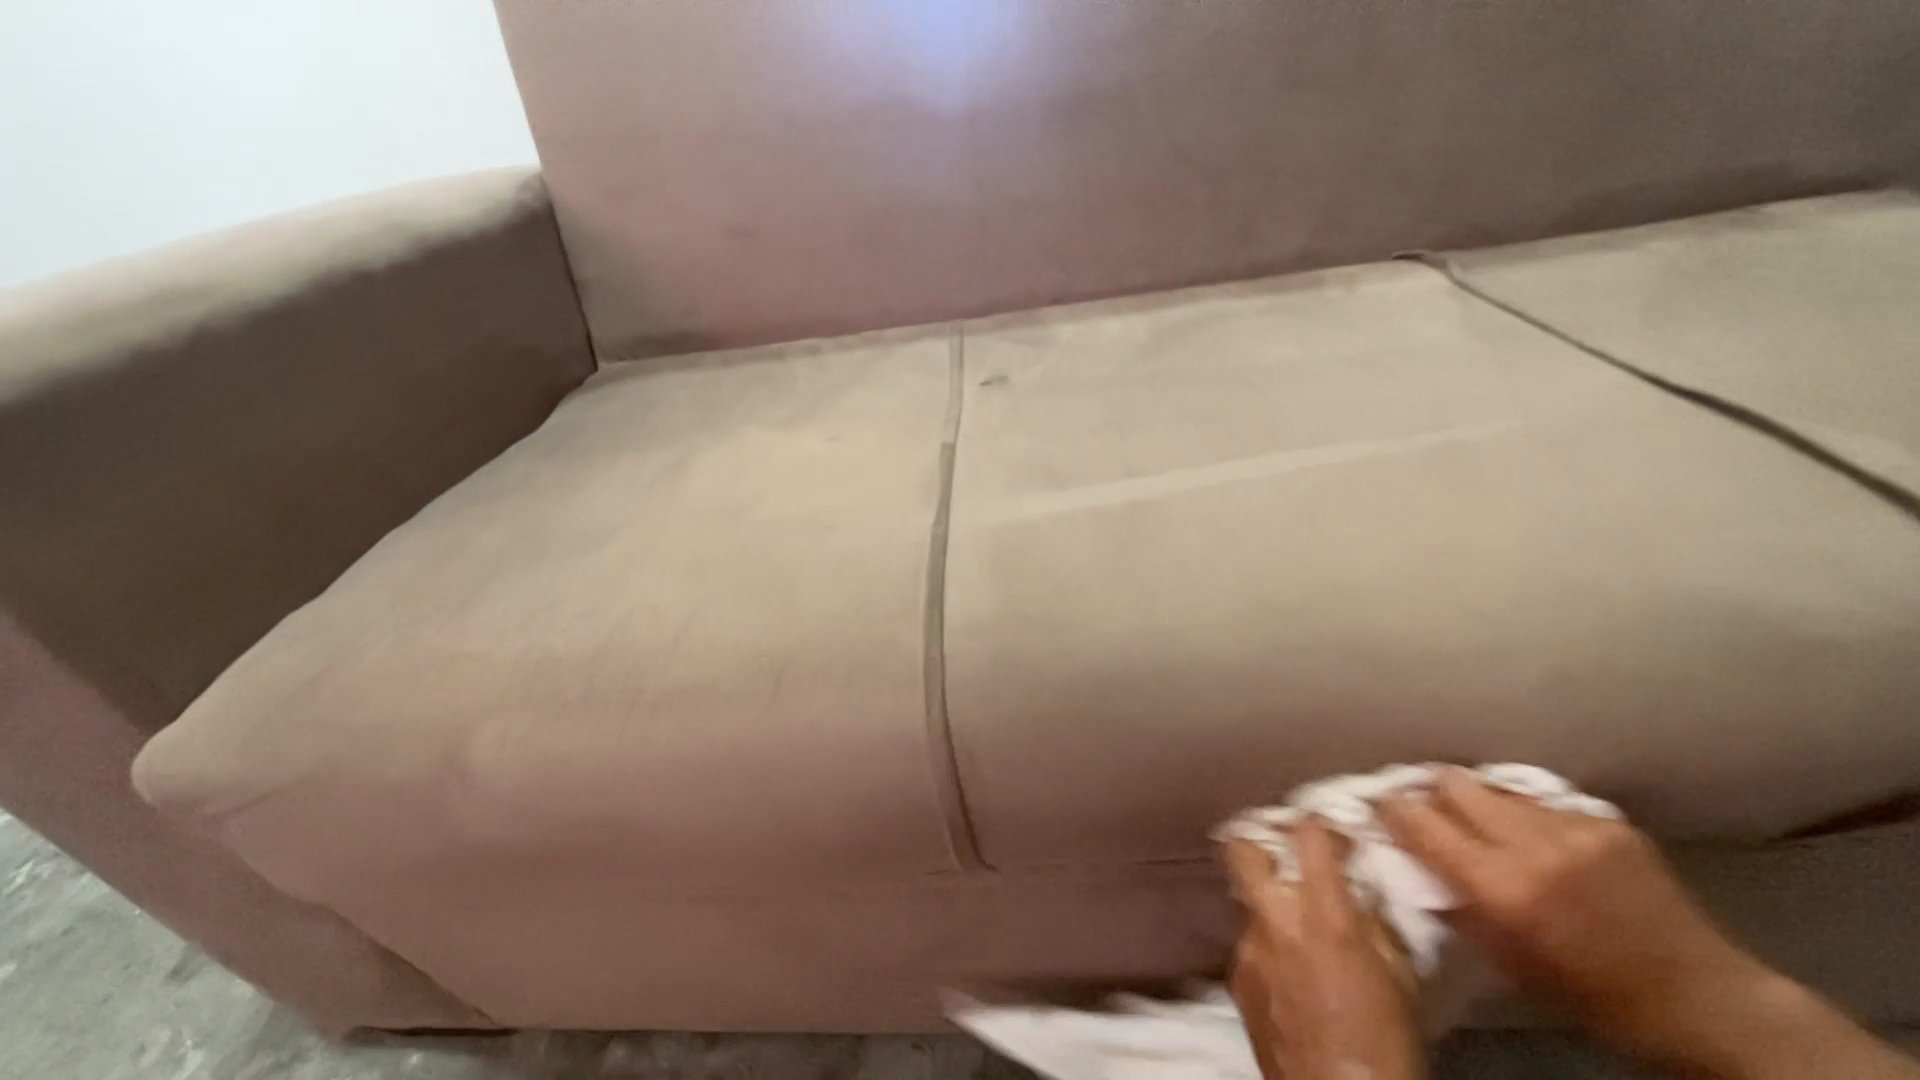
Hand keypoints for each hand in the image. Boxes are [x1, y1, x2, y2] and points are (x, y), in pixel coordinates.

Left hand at [1225, 820, 1424, 1079]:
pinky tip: (1292, 975)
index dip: (1319, 825)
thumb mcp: (1400, 976)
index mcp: (1324, 915)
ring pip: (1249, 902)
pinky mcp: (1236, 979)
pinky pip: (1251, 945)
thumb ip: (1372, 922)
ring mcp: (1248, 949)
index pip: (1308, 836)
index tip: (1331, 833)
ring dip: (1271, 906)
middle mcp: (1276, 921)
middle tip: (1284, 855)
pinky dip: (1269, 947)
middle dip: (1259, 842)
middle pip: (1242, 850)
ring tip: (1300, 933)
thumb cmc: (1386, 1042)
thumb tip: (1356, 892)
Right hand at [1375, 768, 1777, 1060]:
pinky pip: (1543, 802)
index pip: (1422, 822)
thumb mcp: (1506, 958)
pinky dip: (1527, 814)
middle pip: (1454, 783)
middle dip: (1432, 791)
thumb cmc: (1588, 992)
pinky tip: (1537, 838)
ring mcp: (1573, 827)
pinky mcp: (1606, 821)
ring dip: (1480, 800)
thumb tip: (1416, 862)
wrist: (1698, 997)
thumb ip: (1458, 902)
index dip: (1392, 808)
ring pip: (1497, 787)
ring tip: (1480, 819)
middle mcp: (1532, 845)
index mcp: (1501, 887)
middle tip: (1426, 806)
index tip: (1379, 805)